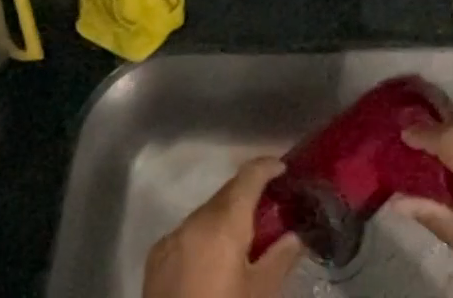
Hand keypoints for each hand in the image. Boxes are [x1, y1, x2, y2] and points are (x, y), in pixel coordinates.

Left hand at [144, 157, 304, 297]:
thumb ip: (280, 257)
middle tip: (272, 208)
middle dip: (249, 194)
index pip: (247, 177)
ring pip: (205, 214)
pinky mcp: (156, 256)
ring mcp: (171, 237)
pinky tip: (214, 260)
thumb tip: (295, 236)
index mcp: (223, 223)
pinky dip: (204, 236)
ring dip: (226, 217)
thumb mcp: (261, 292)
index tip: (283, 167)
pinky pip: (187, 234)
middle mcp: (194, 221)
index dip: (266, 166)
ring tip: (245, 239)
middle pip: (226, 194)